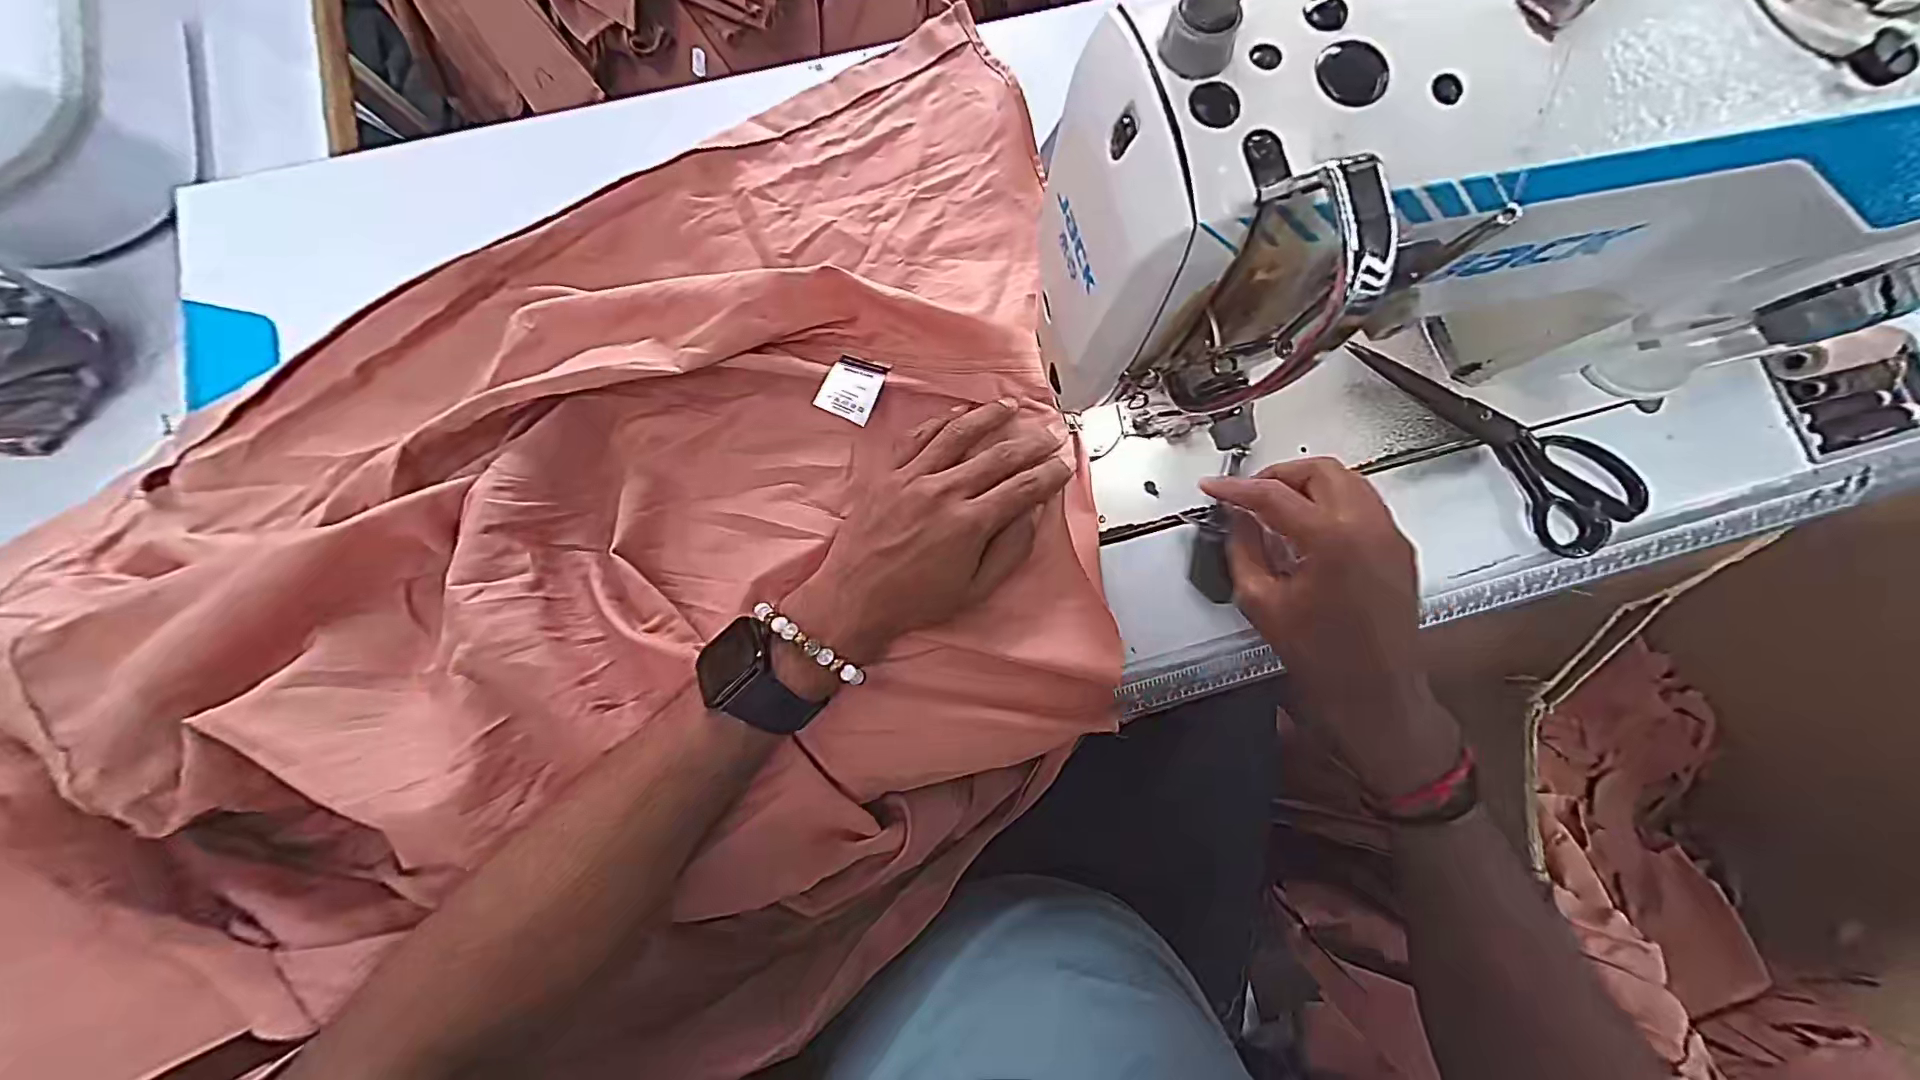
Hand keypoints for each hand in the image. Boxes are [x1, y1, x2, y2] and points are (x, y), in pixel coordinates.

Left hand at [774, 399, 1074, 700]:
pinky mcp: (887, 474)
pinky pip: (917, 437)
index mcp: (969, 524)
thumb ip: (1010, 550)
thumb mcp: (974, 589)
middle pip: (998, 456)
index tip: (1061, 466)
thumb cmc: (913, 600)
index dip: (1048, 474)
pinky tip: (958, 415)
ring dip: (988, 417)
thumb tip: (1032, 515)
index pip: (1022, 488)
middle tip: (1047, 435)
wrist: (855, 598)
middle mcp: (942, 493)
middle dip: (1030, 443)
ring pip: (958, 435)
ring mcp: (912, 479)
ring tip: (1009, 407)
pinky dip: (941, 422)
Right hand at [1200, 457, 1459, 797]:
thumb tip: (1238, 521)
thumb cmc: (1325, 658)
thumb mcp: (1262, 602)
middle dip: (1277, 475)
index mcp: (1333, 540)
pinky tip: (1305, 527)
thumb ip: (1244, 549)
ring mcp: (1390, 536)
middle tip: (1247, 493)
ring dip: (1305, 485)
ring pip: (1346, 480)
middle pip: (1319, 470)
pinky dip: (1329, 502)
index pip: (1274, 494)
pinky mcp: (1398, 548)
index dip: (1235, 488)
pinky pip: (1362, 504)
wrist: (1374, 692)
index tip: (1215, 487)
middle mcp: (1370, 528)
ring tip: (1273, 507)